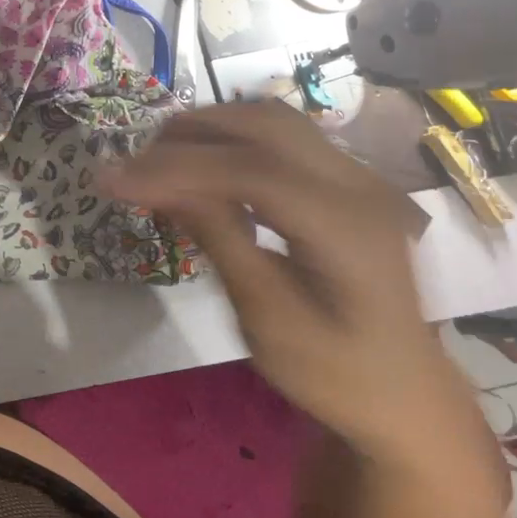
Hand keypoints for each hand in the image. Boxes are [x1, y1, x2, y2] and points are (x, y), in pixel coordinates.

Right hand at [102, 103, 467, 453]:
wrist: (405, 395)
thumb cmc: (333, 371)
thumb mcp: (267, 319)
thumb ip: (220, 241)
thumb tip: (161, 186)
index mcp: (348, 229)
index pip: (251, 171)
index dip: (174, 167)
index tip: (111, 180)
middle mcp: (361, 189)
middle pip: (266, 126)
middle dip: (188, 134)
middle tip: (130, 165)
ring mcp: (361, 182)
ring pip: (275, 122)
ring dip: (209, 129)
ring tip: (155, 160)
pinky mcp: (349, 186)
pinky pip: (284, 140)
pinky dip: (230, 141)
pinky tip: (197, 169)